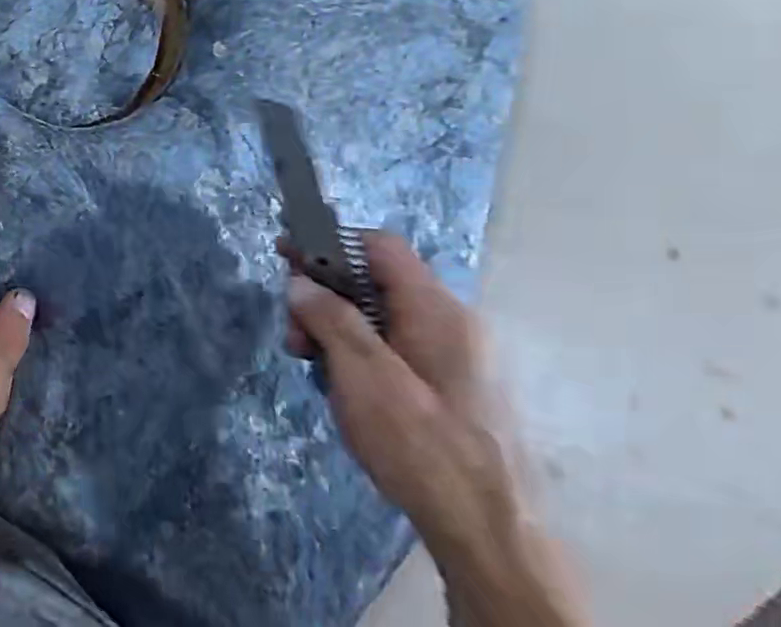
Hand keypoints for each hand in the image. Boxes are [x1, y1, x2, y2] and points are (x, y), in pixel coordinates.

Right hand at [283, 231, 585, 626]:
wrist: (493, 537)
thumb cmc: (424, 447)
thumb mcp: (365, 377)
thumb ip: (330, 320)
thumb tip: (300, 281)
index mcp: (437, 309)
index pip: (380, 246)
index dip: (330, 243)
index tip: (286, 258)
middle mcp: (451, 323)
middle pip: (376, 283)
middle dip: (325, 298)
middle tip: (293, 336)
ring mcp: (455, 357)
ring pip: (382, 320)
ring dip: (338, 332)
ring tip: (310, 367)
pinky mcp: (451, 388)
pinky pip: (395, 350)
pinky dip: (360, 357)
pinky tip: (342, 390)